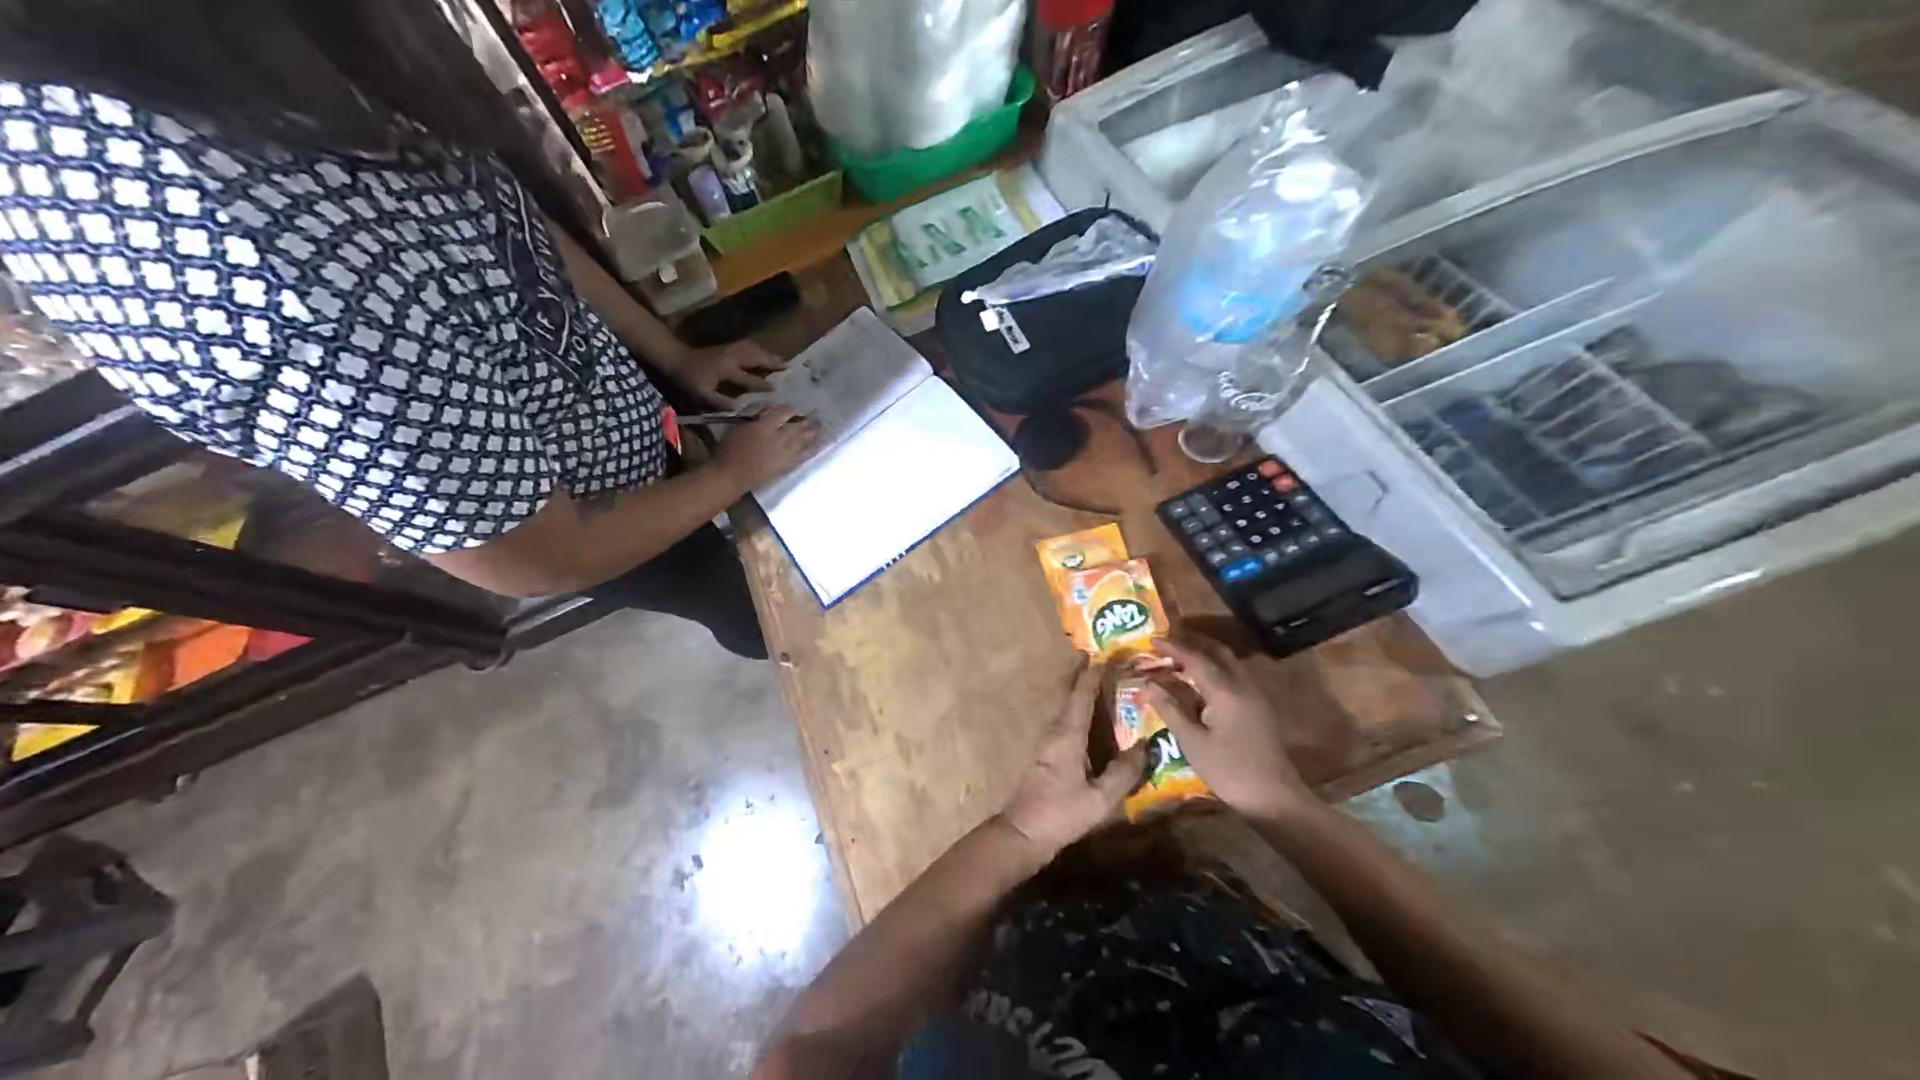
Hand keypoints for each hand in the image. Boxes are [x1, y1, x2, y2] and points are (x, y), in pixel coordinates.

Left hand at [668, 340, 785, 409]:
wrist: (676, 359)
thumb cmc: (689, 379)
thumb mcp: (701, 394)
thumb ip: (720, 402)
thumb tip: (740, 409)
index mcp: (726, 368)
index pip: (748, 378)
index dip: (761, 384)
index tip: (776, 389)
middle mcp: (732, 356)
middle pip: (755, 357)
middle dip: (772, 362)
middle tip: (789, 368)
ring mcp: (730, 350)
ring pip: (754, 349)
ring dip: (768, 354)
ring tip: (782, 361)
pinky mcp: (729, 348)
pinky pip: (750, 347)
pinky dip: (760, 351)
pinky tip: (766, 355)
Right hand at [713, 407, 820, 488]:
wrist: (732, 476)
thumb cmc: (729, 450)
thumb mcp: (739, 427)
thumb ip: (756, 419)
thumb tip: (768, 414)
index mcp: (766, 426)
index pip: (784, 412)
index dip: (791, 409)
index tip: (795, 409)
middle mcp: (780, 438)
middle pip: (798, 426)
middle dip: (808, 421)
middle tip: (818, 417)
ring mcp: (785, 453)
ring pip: (803, 441)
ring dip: (813, 434)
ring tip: (821, 429)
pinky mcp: (786, 466)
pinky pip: (802, 457)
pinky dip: (811, 451)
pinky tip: (817, 448)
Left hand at [999, 661, 1148, 858]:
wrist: (1022, 832)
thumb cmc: (1061, 814)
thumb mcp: (1100, 798)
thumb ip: (1123, 772)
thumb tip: (1144, 744)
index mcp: (1067, 736)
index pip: (1080, 697)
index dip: (1092, 676)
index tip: (1104, 656)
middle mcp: (1054, 732)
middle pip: (1065, 695)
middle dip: (1078, 675)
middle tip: (1092, 657)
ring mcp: (1046, 743)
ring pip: (1061, 707)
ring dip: (1074, 691)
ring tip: (1092, 681)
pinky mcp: (1044, 755)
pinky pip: (1061, 721)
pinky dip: (1072, 708)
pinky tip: (1083, 717)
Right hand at [1137, 636, 1316, 821]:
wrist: (1273, 798)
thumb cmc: (1229, 771)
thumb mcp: (1192, 742)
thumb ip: (1169, 709)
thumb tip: (1147, 685)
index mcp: (1226, 692)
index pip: (1196, 659)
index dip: (1172, 648)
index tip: (1151, 640)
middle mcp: (1243, 685)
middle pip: (1217, 652)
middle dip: (1192, 643)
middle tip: (1167, 644)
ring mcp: (1255, 695)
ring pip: (1228, 662)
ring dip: (1204, 656)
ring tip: (1178, 660)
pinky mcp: (1258, 707)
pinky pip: (1234, 676)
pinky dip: (1214, 670)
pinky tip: (1198, 682)